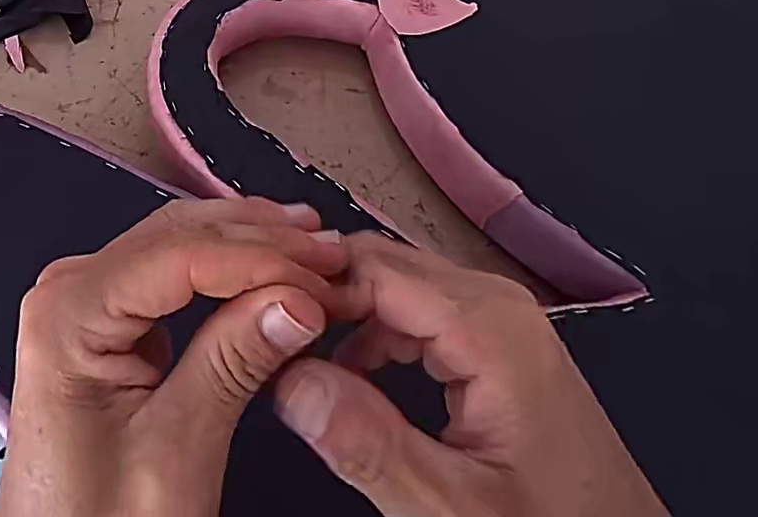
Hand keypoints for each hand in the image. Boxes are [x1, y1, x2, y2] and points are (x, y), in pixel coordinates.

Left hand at [0, 198, 347, 516]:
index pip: (184, 256)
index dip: (262, 260)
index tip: (321, 277)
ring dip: (259, 239)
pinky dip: (239, 256)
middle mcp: (75, 287)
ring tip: (316, 245)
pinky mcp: (119, 306)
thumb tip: (299, 299)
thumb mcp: (174, 456)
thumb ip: (233, 364)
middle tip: (332, 254)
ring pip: (192, 235)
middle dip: (269, 240)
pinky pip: (188, 259)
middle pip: (189, 234)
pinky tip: (276, 251)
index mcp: (69, 314)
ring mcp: (95, 292)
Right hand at [274, 234, 668, 516]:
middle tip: (269, 329)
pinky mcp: (496, 335)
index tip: (260, 314)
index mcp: (487, 323)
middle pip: (388, 265)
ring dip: (349, 313)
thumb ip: (368, 443)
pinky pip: (424, 310)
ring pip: (402, 284)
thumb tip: (289, 380)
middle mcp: (492, 298)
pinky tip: (355, 372)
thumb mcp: (452, 510)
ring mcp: (498, 312)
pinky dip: (380, 331)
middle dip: (326, 292)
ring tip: (300, 353)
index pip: (378, 269)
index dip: (315, 284)